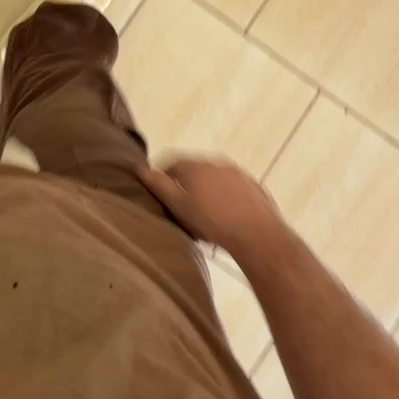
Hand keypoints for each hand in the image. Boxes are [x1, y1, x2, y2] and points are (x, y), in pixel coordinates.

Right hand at [139, 157, 284, 255]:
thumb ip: (159, 186)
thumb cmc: (212, 222)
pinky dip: (226, 196)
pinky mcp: (254, 186)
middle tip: (184, 208)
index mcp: (194, 165)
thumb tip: (139, 168)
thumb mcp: (179, 207)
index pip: (170, 164)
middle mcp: (215, 162)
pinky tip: (228, 216)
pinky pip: (233, 187)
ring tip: (206, 214)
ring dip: (207, 190)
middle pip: (193, 170)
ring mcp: (238, 173)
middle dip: (186, 185)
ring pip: (214, 178)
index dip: (164, 180)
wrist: (259, 237)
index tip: (163, 199)